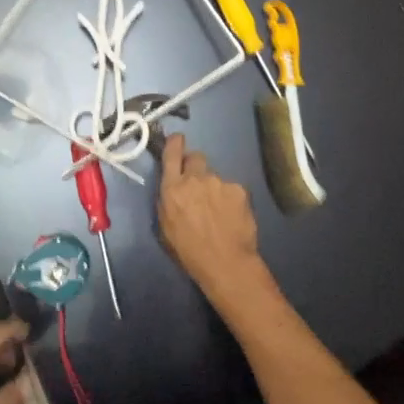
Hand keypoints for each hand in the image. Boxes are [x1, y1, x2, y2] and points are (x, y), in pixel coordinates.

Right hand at [158, 133, 262, 295]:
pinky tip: (232, 216)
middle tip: (199, 186)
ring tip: (218, 211)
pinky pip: (231, 188)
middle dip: (196, 167)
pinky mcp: (239, 188)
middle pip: (196, 157)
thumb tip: (172, 187)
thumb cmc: (190, 252)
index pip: (172, 152)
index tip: (178, 140)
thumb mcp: (165, 227)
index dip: (175, 143)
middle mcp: (196, 178)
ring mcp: (219, 181)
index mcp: (173, 188)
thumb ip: (168, 200)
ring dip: (214, 187)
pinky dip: (230, 199)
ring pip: (215, 176)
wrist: (226, 263)